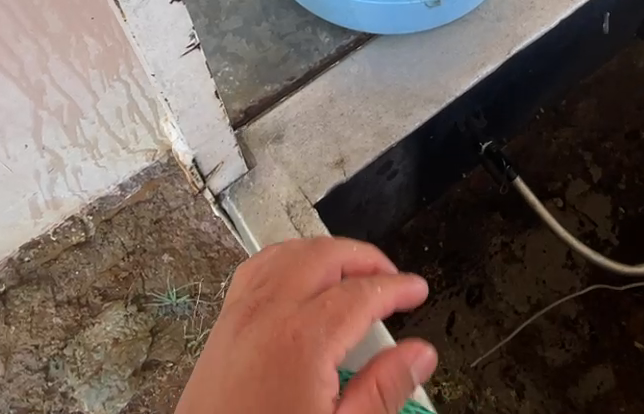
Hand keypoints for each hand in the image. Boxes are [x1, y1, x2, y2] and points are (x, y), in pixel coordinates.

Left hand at [175, 237, 436, 413]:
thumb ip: (383, 391)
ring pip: (291, 252)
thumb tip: (420, 354)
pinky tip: (302, 276)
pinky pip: (259, 267)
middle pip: (326, 256)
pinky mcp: (224, 324)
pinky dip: (289, 258)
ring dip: (327, 252)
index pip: (361, 292)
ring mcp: (242, 313)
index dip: (396, 287)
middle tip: (392, 278)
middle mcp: (269, 312)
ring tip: (354, 272)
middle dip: (364, 258)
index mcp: (302, 339)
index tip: (417, 290)